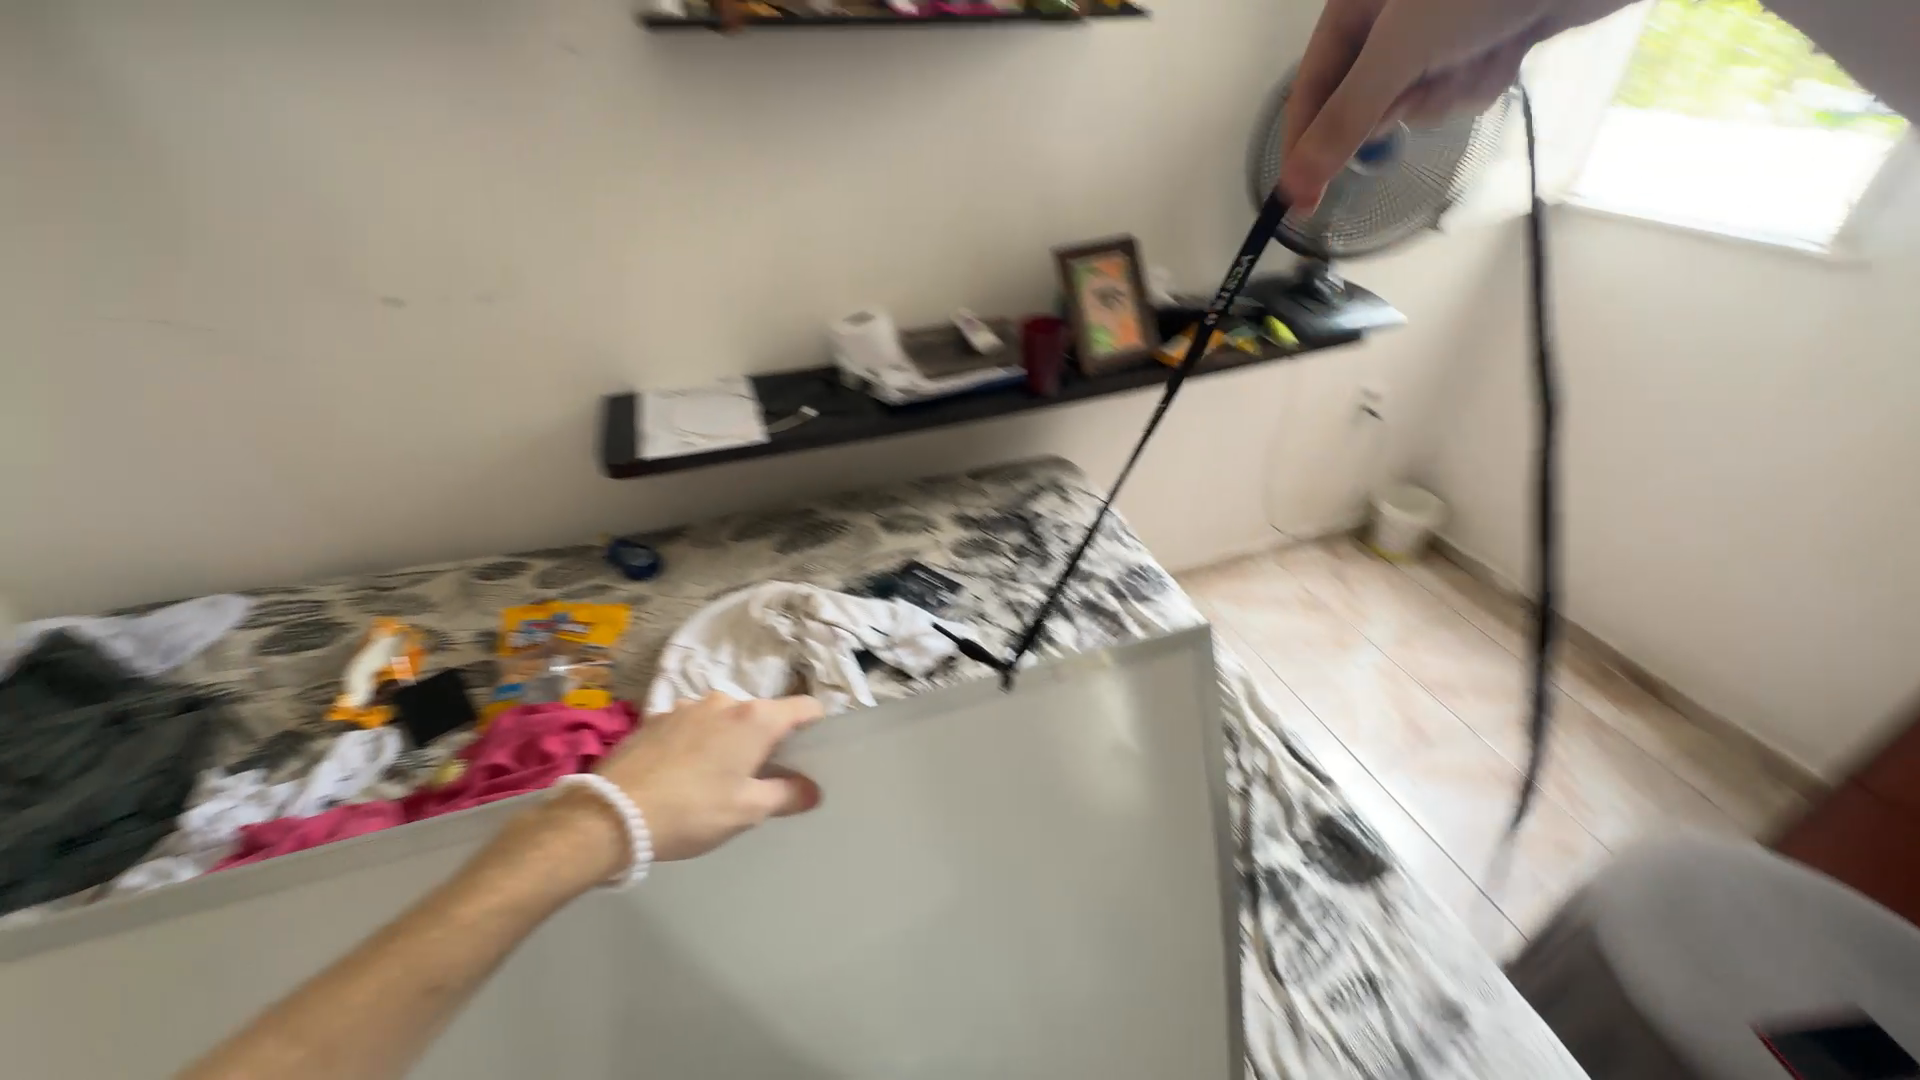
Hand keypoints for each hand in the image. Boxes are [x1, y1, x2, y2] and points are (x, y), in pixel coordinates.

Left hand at [501, 693, 825, 895]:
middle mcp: (724, 701)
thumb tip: (812, 789)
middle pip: (762, 714)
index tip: (813, 752)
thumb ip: (787, 796)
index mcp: (755, 718)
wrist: (609, 815)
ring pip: (725, 718)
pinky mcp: (656, 719)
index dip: (816, 727)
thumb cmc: (691, 811)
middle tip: (762, 776)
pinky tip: (683, 773)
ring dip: (729, 739)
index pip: (805, 707)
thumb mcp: (747, 811)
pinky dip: (698, 742)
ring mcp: (686, 706)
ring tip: (717, 777)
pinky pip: (692, 725)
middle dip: (767, 740)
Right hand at [1279, 0, 1626, 211]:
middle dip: (1403, 104)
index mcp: (1355, 6)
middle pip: (1365, 105)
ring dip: (1452, 92)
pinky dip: (1483, 80)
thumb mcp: (1400, 50)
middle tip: (1425, 79)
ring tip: (1484, 48)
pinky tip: (1510, 43)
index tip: (1300, 201)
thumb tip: (1295, 182)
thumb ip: (1344, 120)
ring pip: (1418, 104)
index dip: (1304, 148)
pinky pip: (1459, 92)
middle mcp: (1389, 20)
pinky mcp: (1481, 40)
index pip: (1309, 93)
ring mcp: (1438, 33)